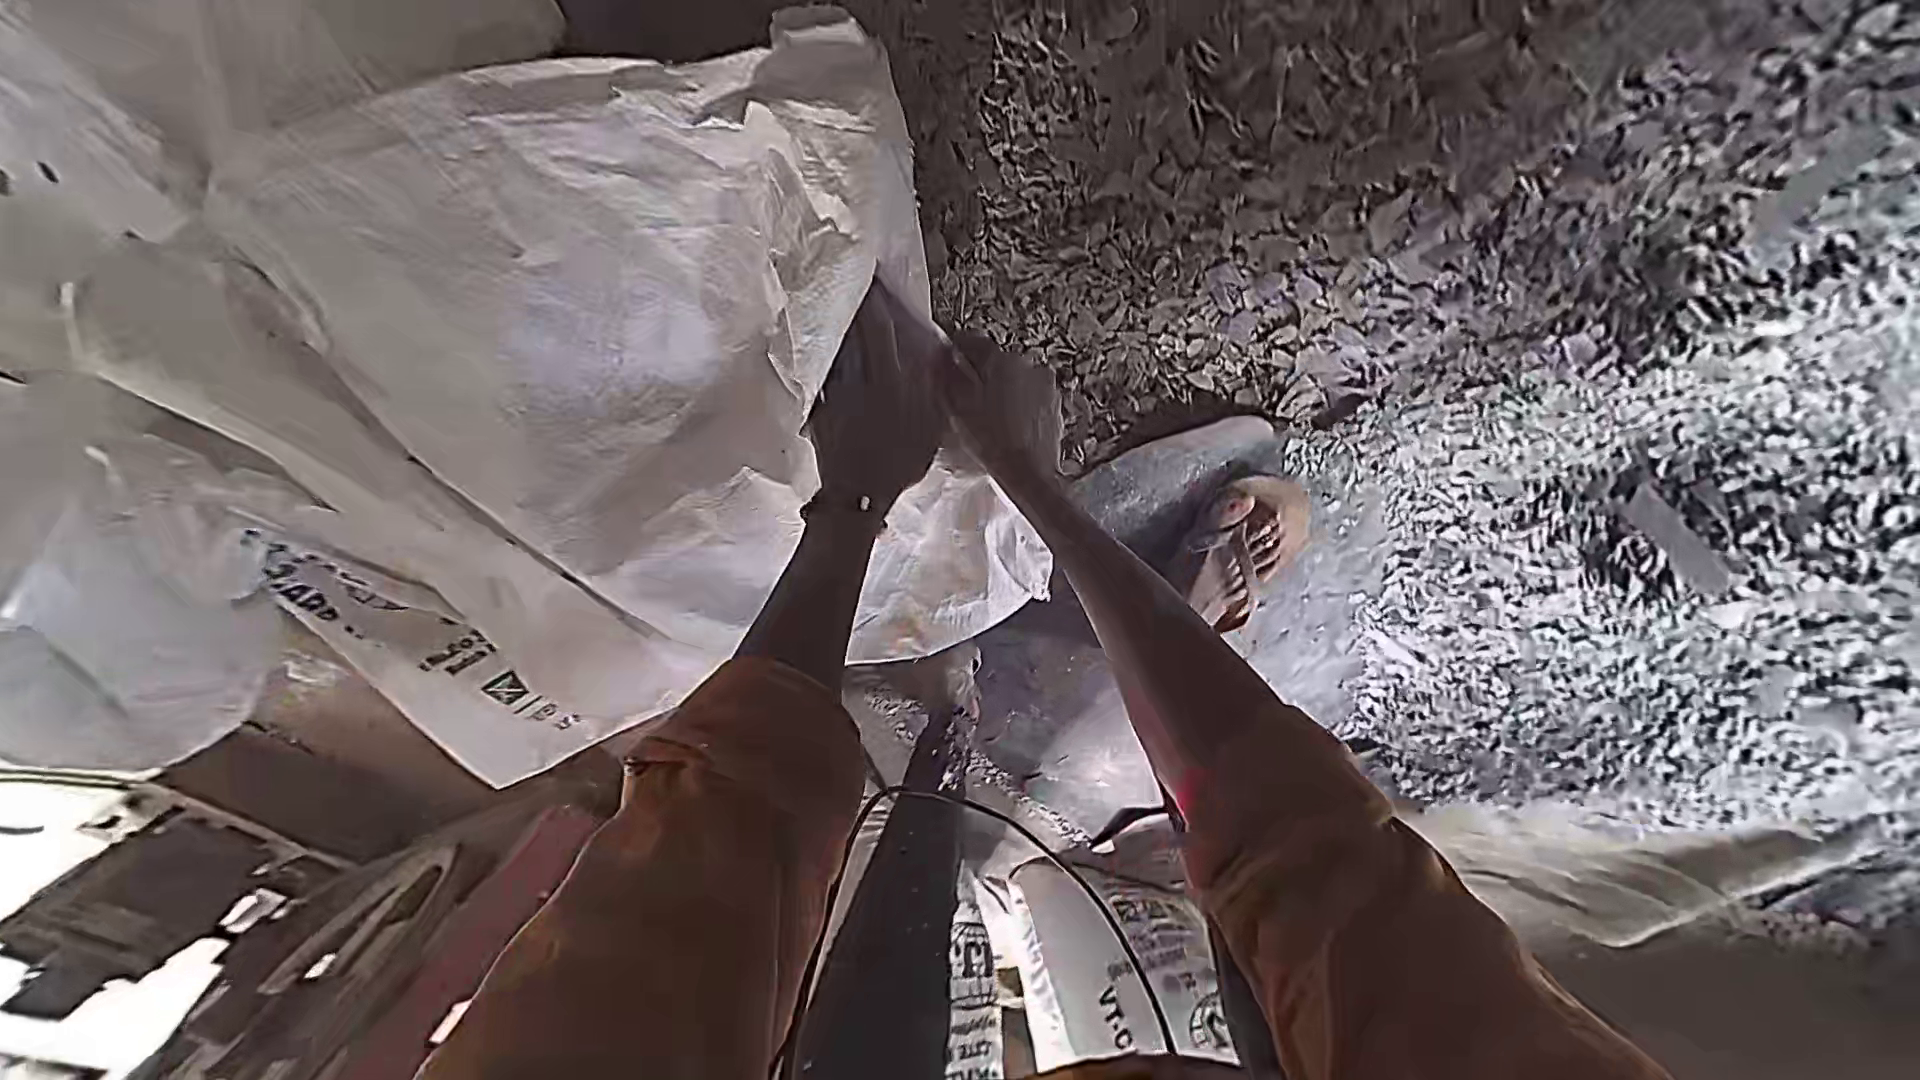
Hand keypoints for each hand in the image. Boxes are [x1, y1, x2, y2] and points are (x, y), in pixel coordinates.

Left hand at [806, 278, 944, 510]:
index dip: (876, 301)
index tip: (875, 279)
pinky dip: (825, 357)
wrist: (858, 493)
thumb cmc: (899, 463)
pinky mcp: (819, 406)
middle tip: (856, 284)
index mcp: (887, 378)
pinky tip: (826, 350)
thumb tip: (928, 354)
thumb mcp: (928, 426)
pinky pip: (822, 373)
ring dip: (838, 326)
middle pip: (853, 331)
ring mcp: (834, 391)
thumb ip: (928, 388)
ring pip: (835, 349)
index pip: (879, 327)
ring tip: (839, 307)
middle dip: (855, 306)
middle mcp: (857, 377)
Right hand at [936, 330, 1062, 487]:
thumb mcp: (957, 407)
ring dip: (1002, 389)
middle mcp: (1027, 365)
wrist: (1027, 473)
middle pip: (996, 361)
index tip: (947, 360)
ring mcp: (1044, 386)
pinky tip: (1008, 426)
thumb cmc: (992, 442)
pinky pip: (1030, 397)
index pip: (972, 341)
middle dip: (980, 374)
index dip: (955, 350)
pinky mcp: (1054, 406)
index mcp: (1000, 360)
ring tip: (988, 417)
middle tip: (966, 398)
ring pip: (1015, 379)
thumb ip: (945, 375)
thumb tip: (938, 357)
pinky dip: (1019, 405)